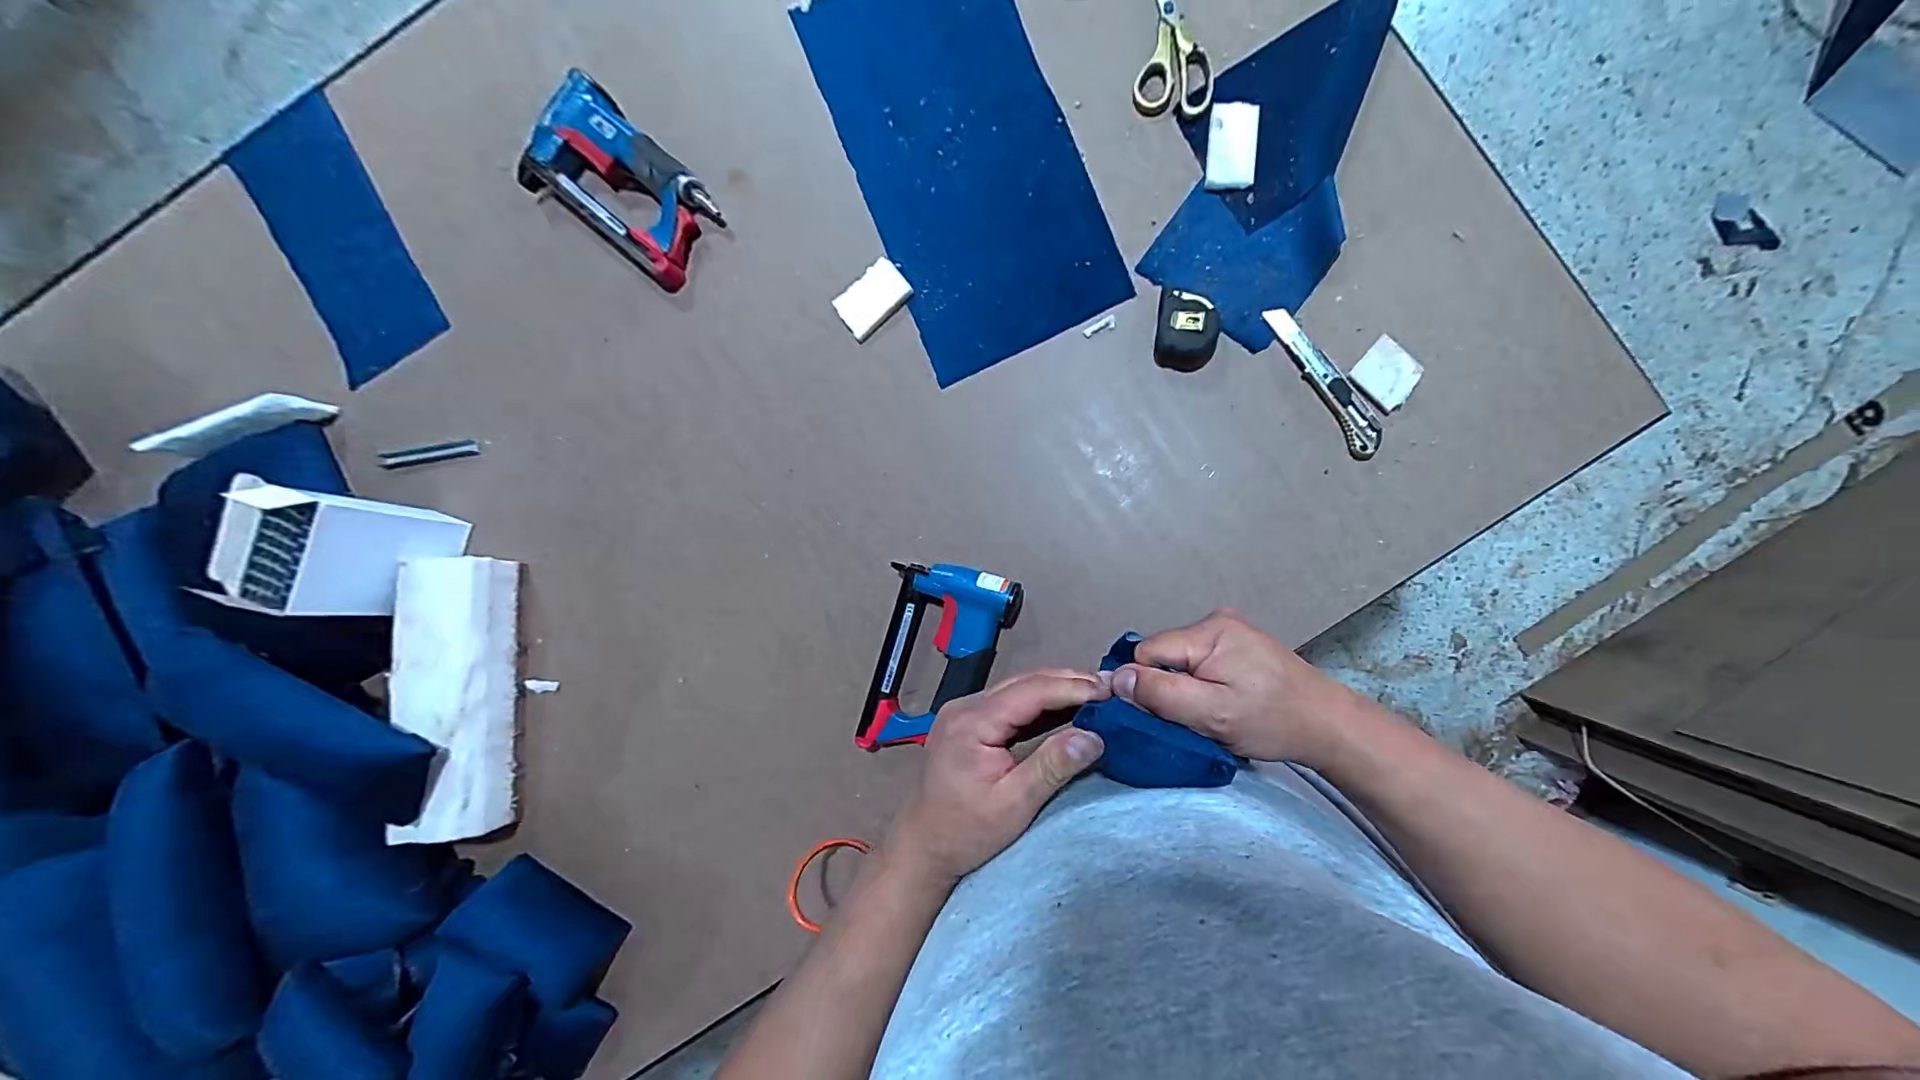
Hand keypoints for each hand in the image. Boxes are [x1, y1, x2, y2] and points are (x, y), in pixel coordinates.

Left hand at [884, 671, 1108, 886]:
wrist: (923, 847)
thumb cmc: (966, 832)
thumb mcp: (1013, 805)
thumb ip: (1051, 766)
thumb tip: (1093, 736)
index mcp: (972, 722)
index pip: (1031, 691)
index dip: (1073, 687)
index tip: (1110, 691)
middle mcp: (965, 706)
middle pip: (1025, 682)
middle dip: (1069, 683)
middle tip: (1111, 689)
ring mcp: (964, 711)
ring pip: (1018, 688)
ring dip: (1057, 690)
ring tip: (1097, 696)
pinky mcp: (968, 721)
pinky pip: (1010, 702)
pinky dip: (1041, 703)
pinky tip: (1067, 708)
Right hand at [1113, 609, 1373, 765]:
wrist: (1329, 725)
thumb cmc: (1274, 722)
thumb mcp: (1211, 715)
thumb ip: (1161, 694)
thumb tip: (1115, 677)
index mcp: (1208, 631)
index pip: (1146, 654)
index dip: (1151, 687)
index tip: (1174, 713)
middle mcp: (1215, 620)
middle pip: (1162, 655)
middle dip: (1170, 687)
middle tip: (1198, 715)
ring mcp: (1229, 629)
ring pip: (1178, 660)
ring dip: (1186, 687)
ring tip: (1214, 710)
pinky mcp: (1238, 642)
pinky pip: (1198, 661)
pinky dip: (1202, 683)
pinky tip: (1224, 700)